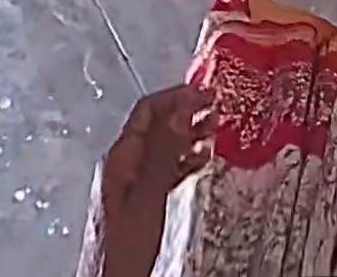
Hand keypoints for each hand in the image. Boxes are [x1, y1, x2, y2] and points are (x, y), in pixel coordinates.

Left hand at [101, 83, 213, 212]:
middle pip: (157, 125)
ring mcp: (131, 184)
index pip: (147, 110)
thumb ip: (165, 149)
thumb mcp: (149, 193)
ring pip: (164, 145)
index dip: (176, 96)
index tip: (204, 91)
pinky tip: (203, 158)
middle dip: (186, 110)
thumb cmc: (126, 247)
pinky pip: (167, 168)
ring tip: (215, 125)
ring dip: (190, 131)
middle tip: (216, 102)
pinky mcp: (142, 202)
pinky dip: (187, 157)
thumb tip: (181, 106)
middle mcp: (124, 166)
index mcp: (120, 158)